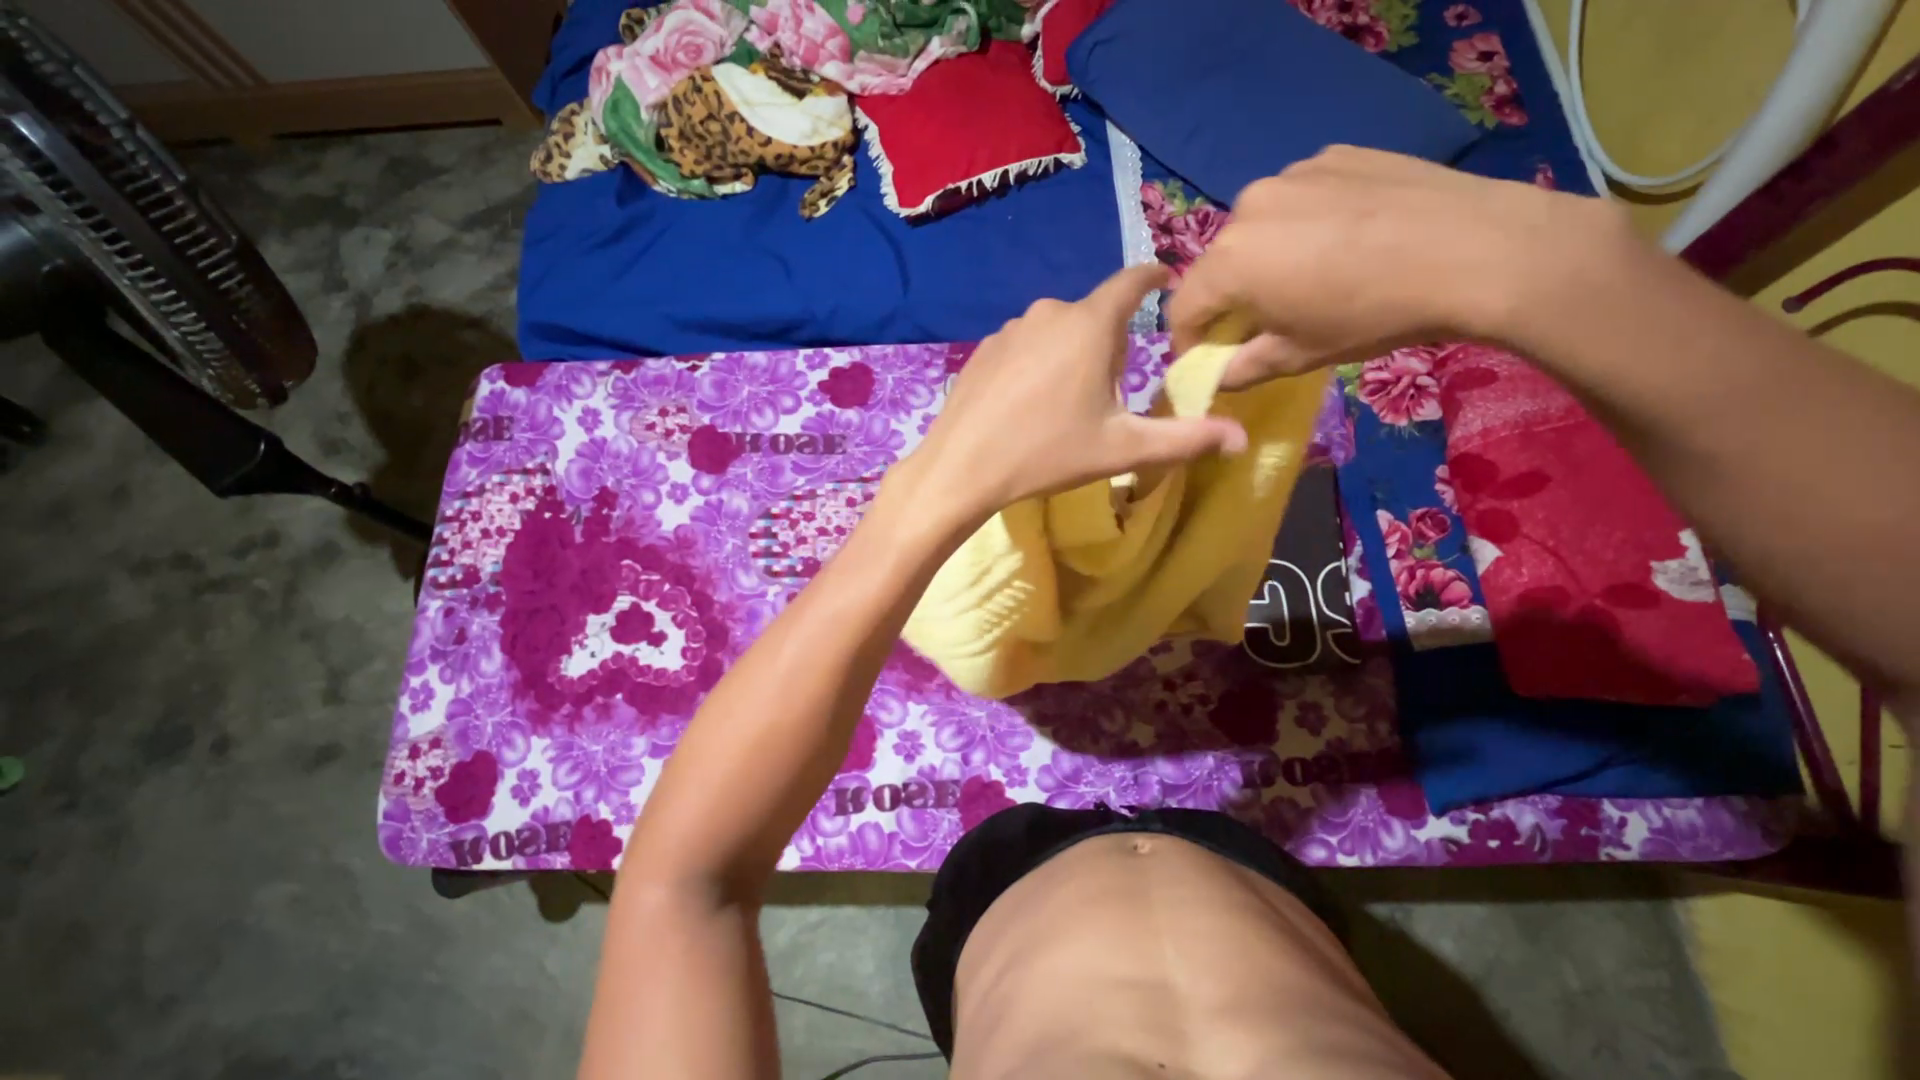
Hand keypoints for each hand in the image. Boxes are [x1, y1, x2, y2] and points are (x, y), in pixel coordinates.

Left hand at [895, 264, 1247, 524]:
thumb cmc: (1047, 453)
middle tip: (1106, 398)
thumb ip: (1185, 439)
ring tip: (1064, 408)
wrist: (961, 468)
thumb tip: (1241, 439)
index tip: (1165, 278)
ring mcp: (1010, 328)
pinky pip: (1027, 346)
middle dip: (1110, 346)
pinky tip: (1027, 407)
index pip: (1131, 282)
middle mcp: (1049, 312)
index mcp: (1089, 324)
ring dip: (1072, 356)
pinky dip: (1038, 366)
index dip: (1153, 277)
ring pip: (1059, 332)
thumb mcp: (1122, 448)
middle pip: (1096, 317)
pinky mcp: (983, 348)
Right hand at [1168, 145, 1631, 388]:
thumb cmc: (1373, 314)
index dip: (1189, 341)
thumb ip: (1240, 369)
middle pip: (1220, 263)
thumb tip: (1211, 378)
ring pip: (1259, 227)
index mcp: (1230, 262)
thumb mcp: (1299, 356)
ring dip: (1268, 256)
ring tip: (1316, 275)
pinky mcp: (1333, 155)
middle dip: (1232, 296)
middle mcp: (1247, 208)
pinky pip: (1299, 197)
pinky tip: (1350, 240)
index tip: (1210, 361)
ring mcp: (1291, 174)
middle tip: (1269, 320)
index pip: (1183, 308)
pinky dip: (1306, 223)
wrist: (1474, 249)